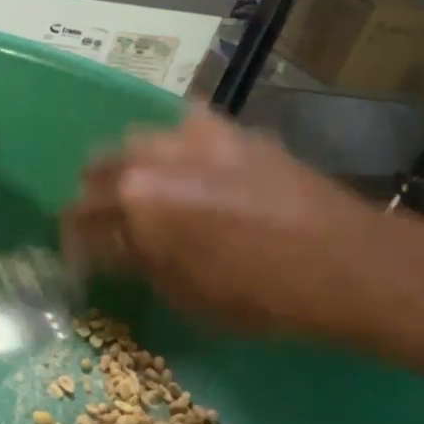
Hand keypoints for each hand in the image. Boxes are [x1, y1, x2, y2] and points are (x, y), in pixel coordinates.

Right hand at [62, 109, 384, 336]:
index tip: (79, 257)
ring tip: (146, 190)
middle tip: (109, 225)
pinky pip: (185, 127)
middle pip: (98, 170)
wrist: (348, 262)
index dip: (75, 241)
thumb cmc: (264, 296)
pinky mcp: (226, 128)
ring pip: (135, 142)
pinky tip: (192, 164)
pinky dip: (179, 146)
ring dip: (131, 167)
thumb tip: (116, 249)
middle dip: (95, 198)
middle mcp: (151, 159)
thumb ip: (139, 262)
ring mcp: (190, 137)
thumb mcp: (187, 295)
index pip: (80, 217)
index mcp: (132, 203)